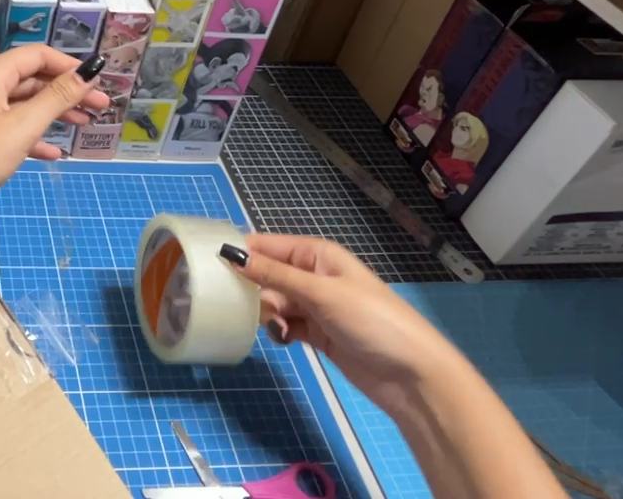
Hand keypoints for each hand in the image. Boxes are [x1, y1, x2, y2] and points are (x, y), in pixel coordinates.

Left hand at [0, 45, 108, 207]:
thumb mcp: (22, 126)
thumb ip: (57, 98)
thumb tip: (89, 71)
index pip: (38, 55)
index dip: (70, 65)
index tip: (98, 82)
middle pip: (32, 78)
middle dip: (66, 91)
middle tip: (99, 108)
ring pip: (22, 103)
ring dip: (52, 113)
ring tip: (82, 126)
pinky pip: (9, 126)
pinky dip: (32, 135)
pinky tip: (51, 154)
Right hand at [225, 234, 467, 413]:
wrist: (413, 378)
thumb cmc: (371, 321)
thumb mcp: (320, 293)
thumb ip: (274, 274)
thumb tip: (230, 253)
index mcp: (317, 254)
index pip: (268, 245)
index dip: (241, 252)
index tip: (210, 263)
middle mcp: (313, 276)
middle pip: (267, 274)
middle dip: (254, 289)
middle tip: (245, 306)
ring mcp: (315, 306)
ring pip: (274, 302)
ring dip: (268, 314)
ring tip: (278, 328)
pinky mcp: (317, 334)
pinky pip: (286, 325)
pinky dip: (281, 331)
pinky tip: (285, 340)